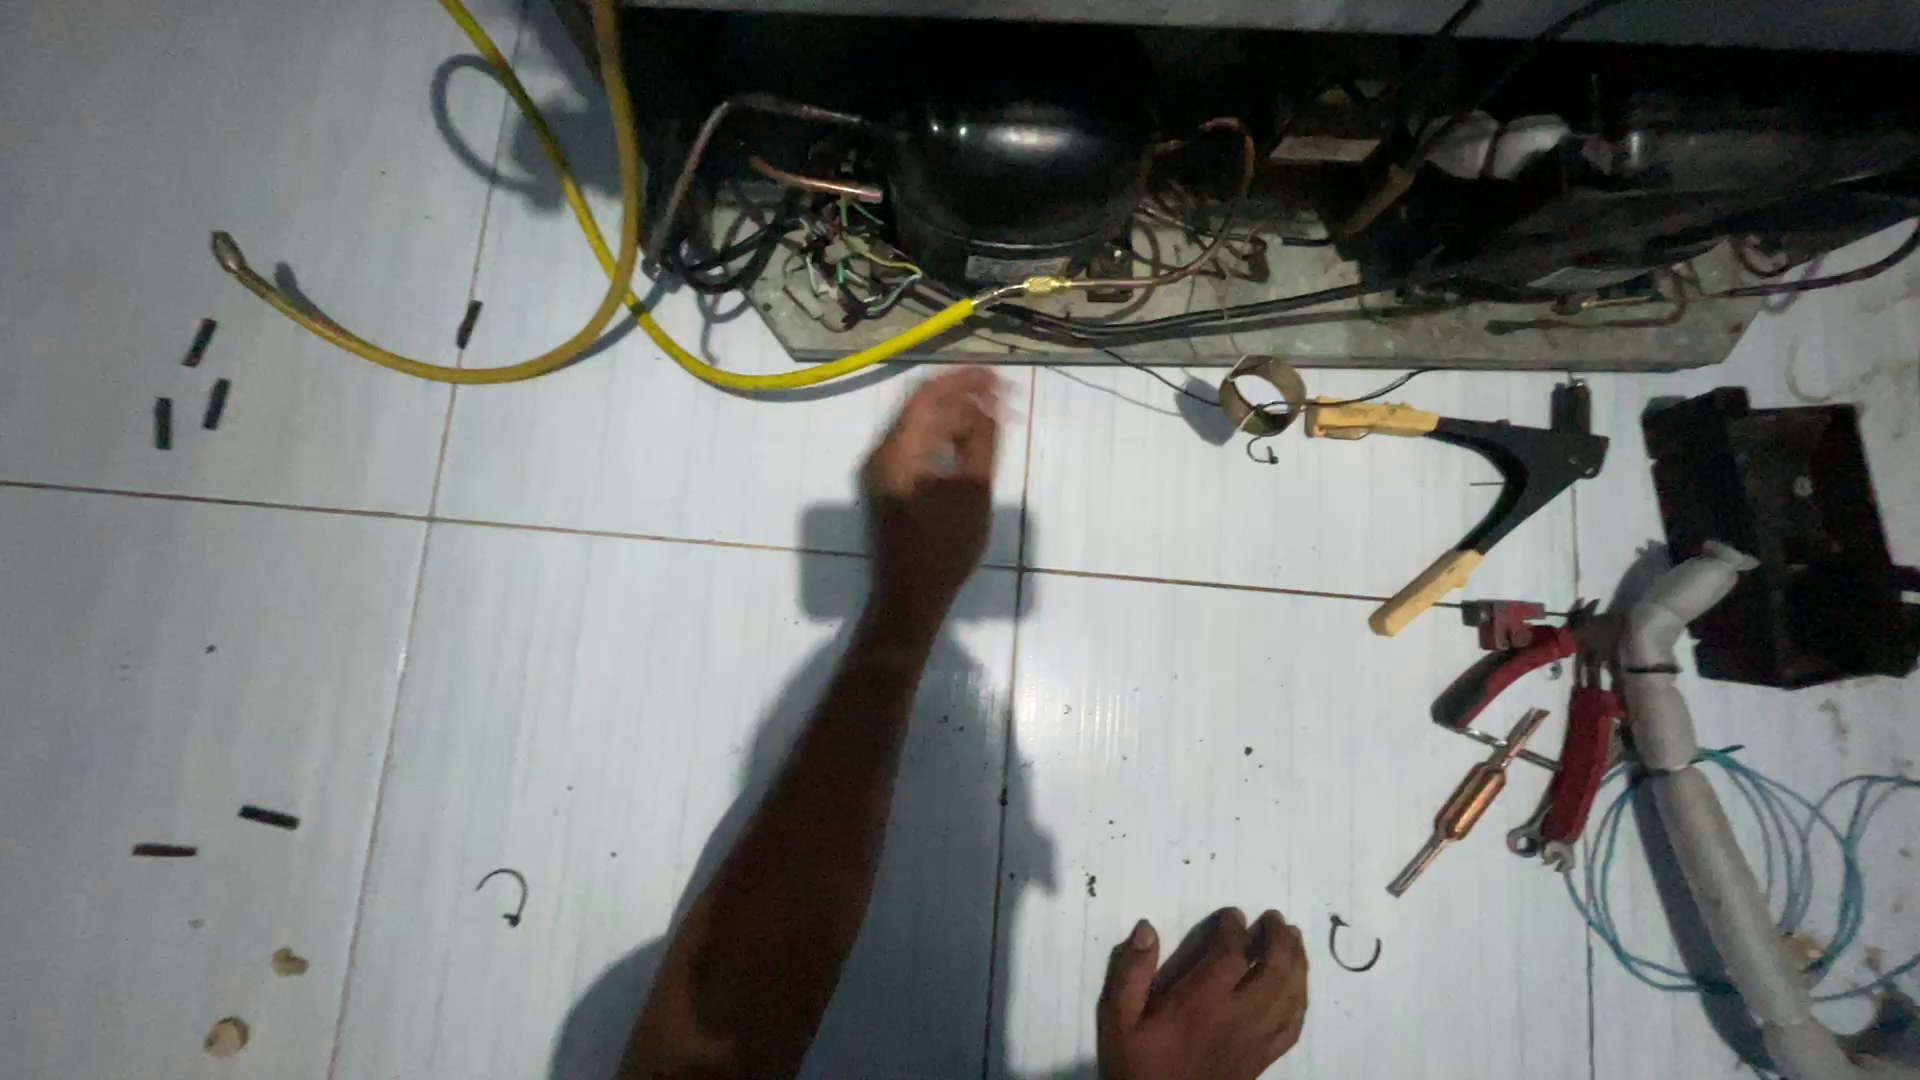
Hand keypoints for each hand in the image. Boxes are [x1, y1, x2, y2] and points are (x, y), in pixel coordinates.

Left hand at [862, 367, 999, 619]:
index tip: (999, 377)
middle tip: (1003, 396)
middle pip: (921, 406)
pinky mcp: (889, 485)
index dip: (964, 378)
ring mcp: (881, 470)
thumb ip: (981, 442)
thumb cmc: (943, 550)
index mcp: (896, 450)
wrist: (909, 598)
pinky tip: (970, 445)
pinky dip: (943, 439)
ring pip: (919, 426)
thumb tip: (988, 405)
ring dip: (955, 417)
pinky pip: (916, 447)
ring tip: (993, 418)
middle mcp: (881, 453)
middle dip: (963, 395)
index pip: (928, 394)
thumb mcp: (972, 493)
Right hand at [1097, 909, 1308, 1079]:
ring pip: (1290, 999)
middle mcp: (1236, 1019)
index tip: (1232, 913)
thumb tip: (1147, 927)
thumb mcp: (1118, 1018)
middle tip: (1276, 917)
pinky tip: (1298, 988)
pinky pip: (1292, 1028)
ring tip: (1295, 940)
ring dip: (1297, 965)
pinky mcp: (1261, 1062)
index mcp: (1201, 1004)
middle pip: (1273, 973)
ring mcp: (1254, 1043)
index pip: (1230, 956)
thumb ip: (1132, 971)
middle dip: (1279, 940)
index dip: (1235, 929)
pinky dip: (1301, 1002)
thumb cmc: (1137, 1066)